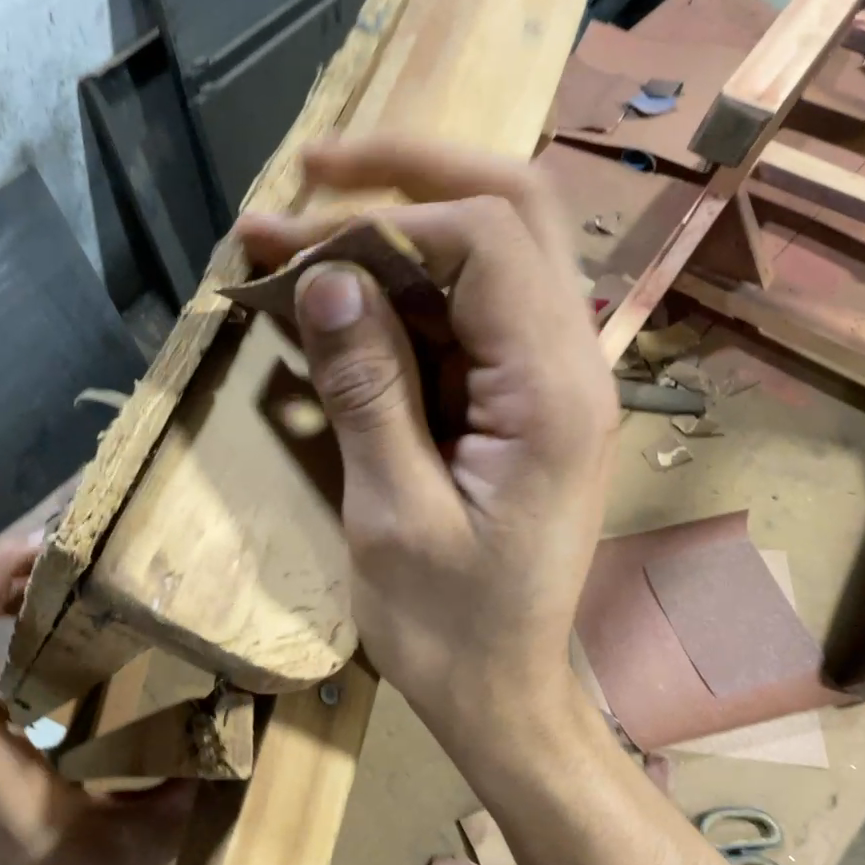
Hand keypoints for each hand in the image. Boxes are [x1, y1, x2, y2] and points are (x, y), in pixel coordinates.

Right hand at [235, 138, 620, 768]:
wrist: (502, 696)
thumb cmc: (448, 629)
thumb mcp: (392, 515)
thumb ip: (366, 391)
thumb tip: (325, 280)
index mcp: (549, 395)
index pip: (484, 241)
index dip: (385, 223)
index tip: (295, 249)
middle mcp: (568, 365)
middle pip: (510, 212)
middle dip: (410, 176)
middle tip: (312, 169)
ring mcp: (547, 379)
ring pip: (485, 256)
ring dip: (393, 234)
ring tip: (296, 236)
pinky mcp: (517, 401)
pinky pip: (462, 316)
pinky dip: (397, 296)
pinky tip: (333, 302)